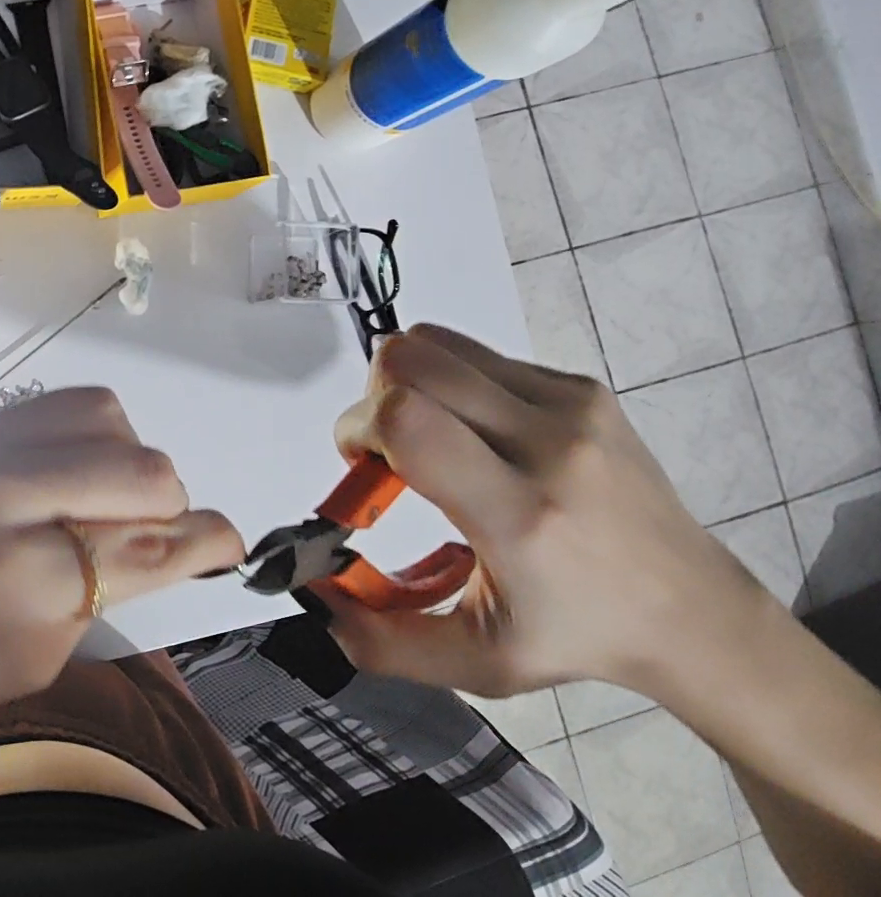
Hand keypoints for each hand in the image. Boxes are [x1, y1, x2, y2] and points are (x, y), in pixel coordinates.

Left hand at [0, 387, 246, 737]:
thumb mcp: (24, 662)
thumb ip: (103, 599)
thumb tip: (171, 545)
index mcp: (14, 575)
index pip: (146, 543)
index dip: (203, 543)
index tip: (223, 543)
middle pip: (137, 466)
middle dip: (166, 504)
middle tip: (146, 533)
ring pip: (98, 413)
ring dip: (121, 456)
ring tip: (94, 497)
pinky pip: (44, 405)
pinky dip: (72, 438)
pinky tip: (50, 476)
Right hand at [312, 324, 771, 698]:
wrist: (693, 611)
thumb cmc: (576, 636)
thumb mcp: (472, 662)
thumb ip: (377, 639)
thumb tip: (313, 597)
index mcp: (519, 514)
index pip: (407, 419)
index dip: (357, 430)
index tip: (364, 471)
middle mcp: (550, 444)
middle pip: (410, 360)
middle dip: (371, 400)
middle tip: (388, 453)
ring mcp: (572, 406)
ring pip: (436, 344)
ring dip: (405, 385)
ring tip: (427, 440)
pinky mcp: (582, 387)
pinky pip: (474, 355)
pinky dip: (446, 384)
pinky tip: (469, 435)